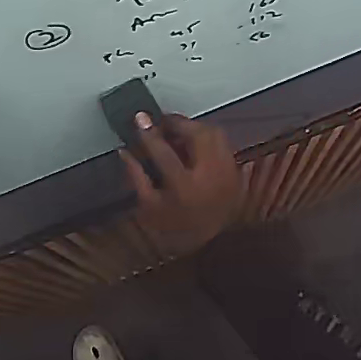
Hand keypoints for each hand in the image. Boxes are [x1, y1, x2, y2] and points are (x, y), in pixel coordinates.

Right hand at [121, 114, 244, 257]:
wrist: (217, 240)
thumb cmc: (179, 226)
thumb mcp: (150, 207)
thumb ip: (136, 176)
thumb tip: (125, 151)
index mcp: (185, 187)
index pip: (164, 151)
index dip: (149, 133)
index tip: (139, 119)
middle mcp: (210, 173)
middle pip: (195, 134)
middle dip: (175, 123)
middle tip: (160, 122)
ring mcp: (227, 169)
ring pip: (212, 132)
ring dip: (192, 126)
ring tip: (175, 130)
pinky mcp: (235, 167)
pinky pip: (221, 140)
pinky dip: (205, 134)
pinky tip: (192, 141)